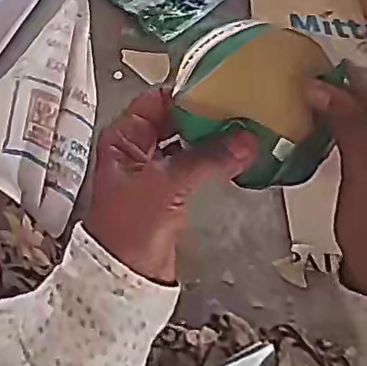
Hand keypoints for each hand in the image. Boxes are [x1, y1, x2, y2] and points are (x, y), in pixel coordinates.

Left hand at [82, 89, 257, 283]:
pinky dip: (211, 158)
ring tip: (240, 128)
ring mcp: (152, 170)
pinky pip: (192, 164)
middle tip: (235, 107)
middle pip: (173, 119)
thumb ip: (209, 158)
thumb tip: (244, 140)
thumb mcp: (169, 184)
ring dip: (209, 137)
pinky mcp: (168, 190)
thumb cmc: (129, 228)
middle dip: (203, 115)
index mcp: (122, 138)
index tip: (217, 88)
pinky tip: (233, 155)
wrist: (126, 277)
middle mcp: (135, 150)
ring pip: (184, 142)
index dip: (185, 93)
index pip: (156, 100)